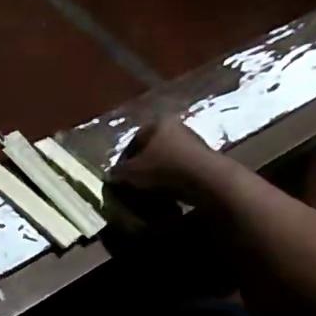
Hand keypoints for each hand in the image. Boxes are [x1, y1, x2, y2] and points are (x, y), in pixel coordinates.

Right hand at [111, 114, 229, 203]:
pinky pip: (183, 167)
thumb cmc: (163, 169)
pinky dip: (175, 177)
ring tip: (152, 190)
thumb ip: (119, 172)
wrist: (205, 178)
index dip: (124, 160)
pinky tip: (171, 191)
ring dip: (160, 171)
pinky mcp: (205, 156)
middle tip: (136, 183)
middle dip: (143, 164)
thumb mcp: (132, 173)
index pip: (134, 140)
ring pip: (168, 157)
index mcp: (156, 123)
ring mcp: (193, 140)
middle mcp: (176, 126)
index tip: (121, 176)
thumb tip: (110, 174)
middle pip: (153, 147)